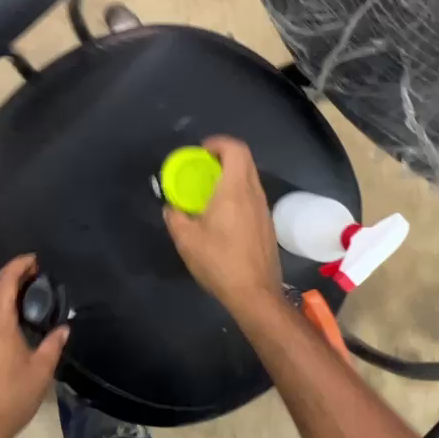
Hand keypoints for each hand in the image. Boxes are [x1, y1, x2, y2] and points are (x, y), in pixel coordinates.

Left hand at [0, 255, 69, 437]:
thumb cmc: (11, 397)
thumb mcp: (41, 371)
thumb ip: (53, 344)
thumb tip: (63, 328)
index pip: (5, 281)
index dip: (19, 266)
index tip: (34, 260)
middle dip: (10, 274)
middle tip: (32, 273)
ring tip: (20, 291)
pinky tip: (4, 315)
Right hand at [163, 136, 283, 312]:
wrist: (255, 294)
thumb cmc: (219, 262)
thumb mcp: (186, 240)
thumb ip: (175, 217)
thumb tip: (172, 208)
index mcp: (234, 190)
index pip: (235, 149)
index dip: (217, 143)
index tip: (200, 153)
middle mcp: (253, 194)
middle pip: (244, 160)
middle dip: (222, 157)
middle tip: (200, 169)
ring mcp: (264, 210)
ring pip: (249, 179)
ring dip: (230, 176)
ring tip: (208, 193)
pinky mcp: (267, 225)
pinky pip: (252, 197)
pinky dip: (237, 194)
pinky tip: (221, 216)